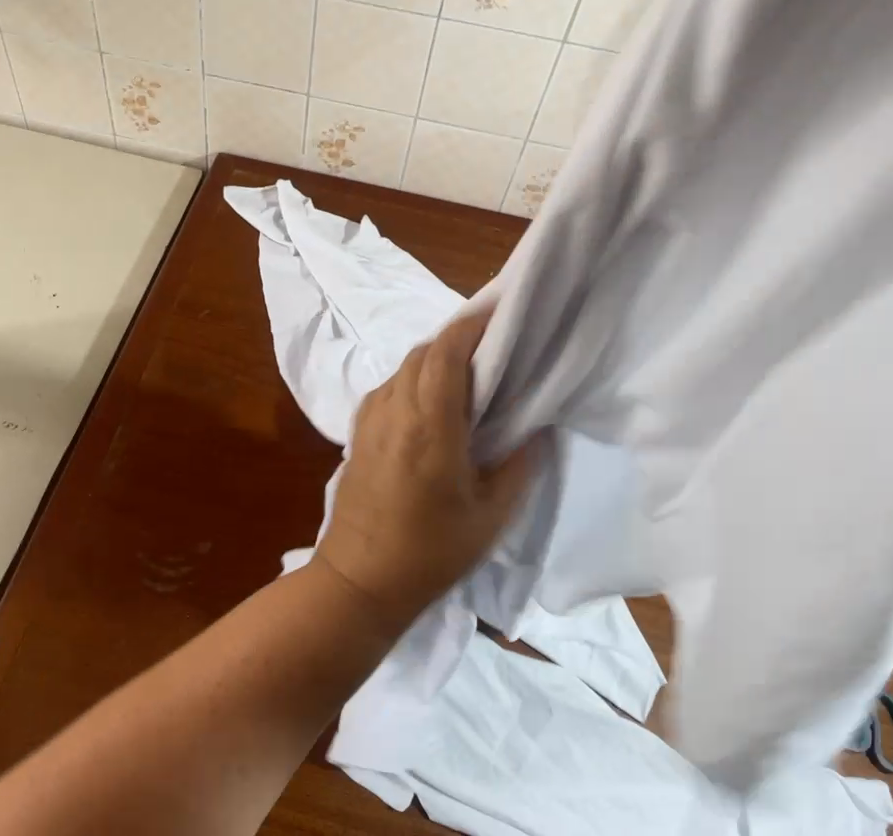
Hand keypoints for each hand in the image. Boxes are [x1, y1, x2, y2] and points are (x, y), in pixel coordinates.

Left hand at [314, 309, 540, 634]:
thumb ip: (518, 465)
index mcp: (429, 424)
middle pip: (424, 352)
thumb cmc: (430, 552)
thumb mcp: (491, 515)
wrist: (359, 580)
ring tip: (471, 373)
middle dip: (459, 339)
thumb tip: (535, 428)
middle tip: (496, 347)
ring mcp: (370, 419)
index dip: (472, 325)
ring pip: (404, 368)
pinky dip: (415, 380)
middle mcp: (395, 409)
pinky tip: (435, 403)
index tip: (501, 313)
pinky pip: (390, 388)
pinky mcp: (358, 433)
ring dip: (436, 359)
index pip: (446, 351)